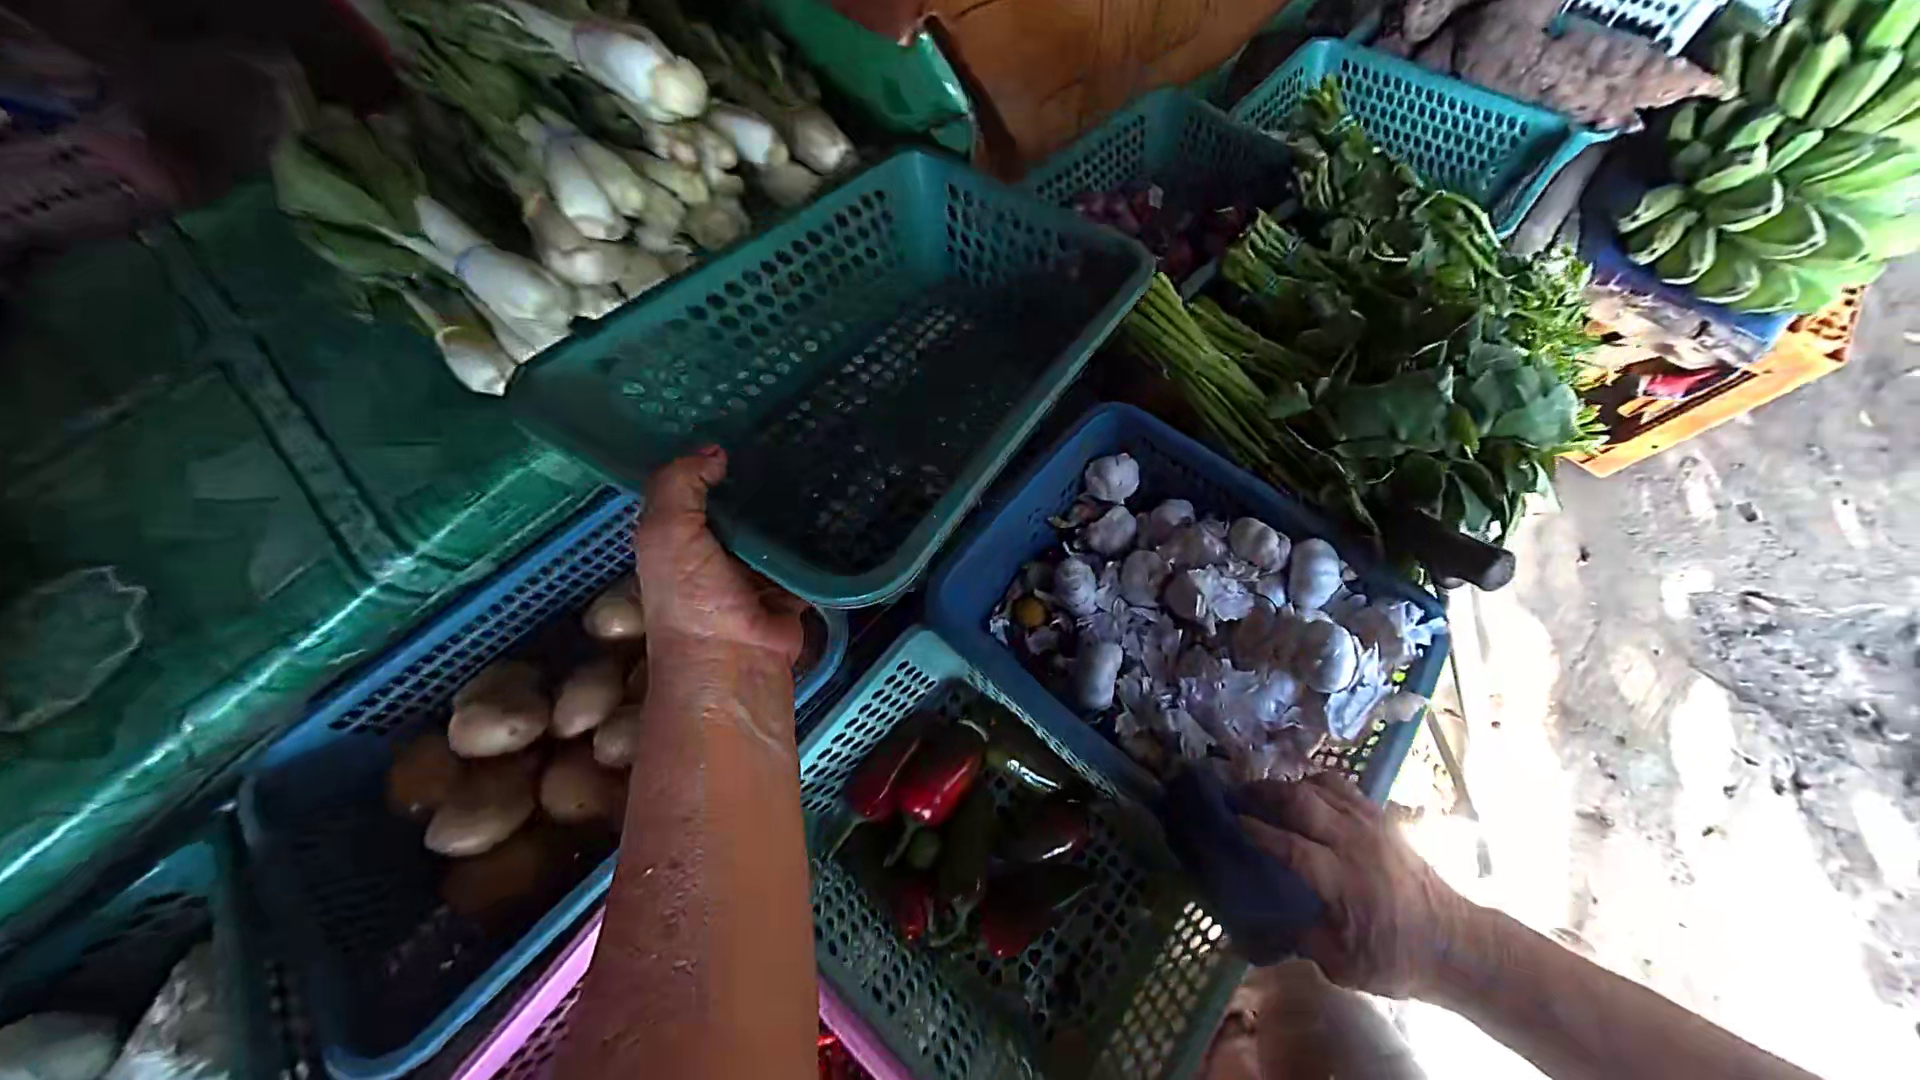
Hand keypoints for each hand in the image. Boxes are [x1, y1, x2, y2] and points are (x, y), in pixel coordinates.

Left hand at [633, 446, 805, 663]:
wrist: (736, 659)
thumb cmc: (692, 596)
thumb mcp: (666, 532)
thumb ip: (679, 486)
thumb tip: (715, 453)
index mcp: (681, 538)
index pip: (695, 489)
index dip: (710, 461)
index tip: (740, 428)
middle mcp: (718, 551)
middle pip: (741, 505)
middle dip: (760, 477)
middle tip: (791, 439)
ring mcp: (758, 569)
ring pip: (776, 527)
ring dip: (794, 504)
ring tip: (820, 462)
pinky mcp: (791, 584)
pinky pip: (808, 553)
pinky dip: (821, 536)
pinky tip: (839, 504)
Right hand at [1236, 772, 1472, 998]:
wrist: (1458, 945)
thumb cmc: (1396, 959)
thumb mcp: (1342, 963)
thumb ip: (1296, 933)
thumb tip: (1252, 918)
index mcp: (1343, 881)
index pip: (1289, 844)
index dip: (1255, 830)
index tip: (1228, 822)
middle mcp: (1354, 842)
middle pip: (1299, 800)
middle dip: (1262, 794)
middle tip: (1235, 796)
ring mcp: (1370, 823)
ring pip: (1317, 785)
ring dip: (1284, 786)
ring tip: (1261, 793)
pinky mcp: (1380, 816)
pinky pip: (1338, 785)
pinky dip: (1312, 783)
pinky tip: (1300, 794)